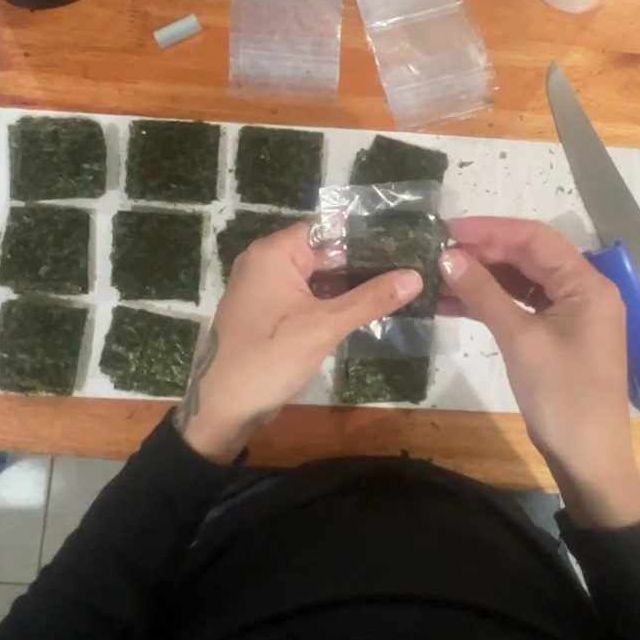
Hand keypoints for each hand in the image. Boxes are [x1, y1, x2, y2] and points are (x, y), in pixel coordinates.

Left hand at [176, 223, 421, 462]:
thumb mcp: (325, 326)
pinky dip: (329, 303)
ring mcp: (264, 289)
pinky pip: (304, 298)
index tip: (403, 245)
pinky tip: (364, 311)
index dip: (364, 238)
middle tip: (409, 269)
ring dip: (348, 286)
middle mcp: (265, 262)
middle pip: (322, 253)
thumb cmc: (270, 357)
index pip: (327, 231)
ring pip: (316, 278)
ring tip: (397, 288)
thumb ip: (370, 299)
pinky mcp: (267, 313)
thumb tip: (415, 276)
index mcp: (273, 253)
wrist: (224, 408)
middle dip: (361, 264)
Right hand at [439, 217, 639, 528]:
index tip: (446, 230)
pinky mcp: (556, 334)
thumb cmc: (561, 395)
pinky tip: (452, 302)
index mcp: (586, 283)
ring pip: (520, 281)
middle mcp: (582, 290)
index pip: (534, 238)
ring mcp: (570, 313)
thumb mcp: (520, 339)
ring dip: (482, 277)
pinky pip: (520, 305)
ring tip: (437, 276)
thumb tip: (447, 256)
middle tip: (435, 253)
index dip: (489, 229)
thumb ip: (484, 293)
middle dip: (482, 252)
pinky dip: (490, 302)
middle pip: (527, 256)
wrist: (587, 458)